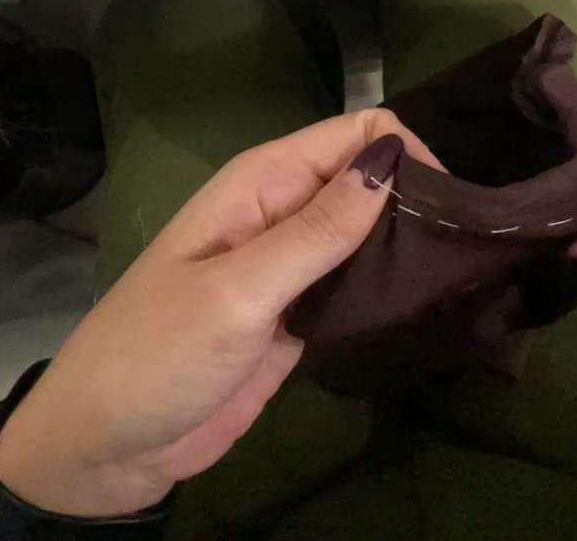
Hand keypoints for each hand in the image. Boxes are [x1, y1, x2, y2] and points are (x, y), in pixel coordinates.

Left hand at [0, 110, 439, 517]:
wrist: (106, 444)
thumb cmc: (158, 352)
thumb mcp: (238, 289)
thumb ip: (316, 230)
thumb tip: (389, 158)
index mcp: (263, 181)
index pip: (352, 133)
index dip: (405, 153)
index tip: (453, 204)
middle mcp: (282, 210)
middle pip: (365, 177)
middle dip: (417, 197)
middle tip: (470, 242)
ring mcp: (292, 264)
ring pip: (366, 229)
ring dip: (408, 242)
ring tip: (465, 269)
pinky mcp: (300, 312)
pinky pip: (355, 281)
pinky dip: (388, 285)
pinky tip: (426, 300)